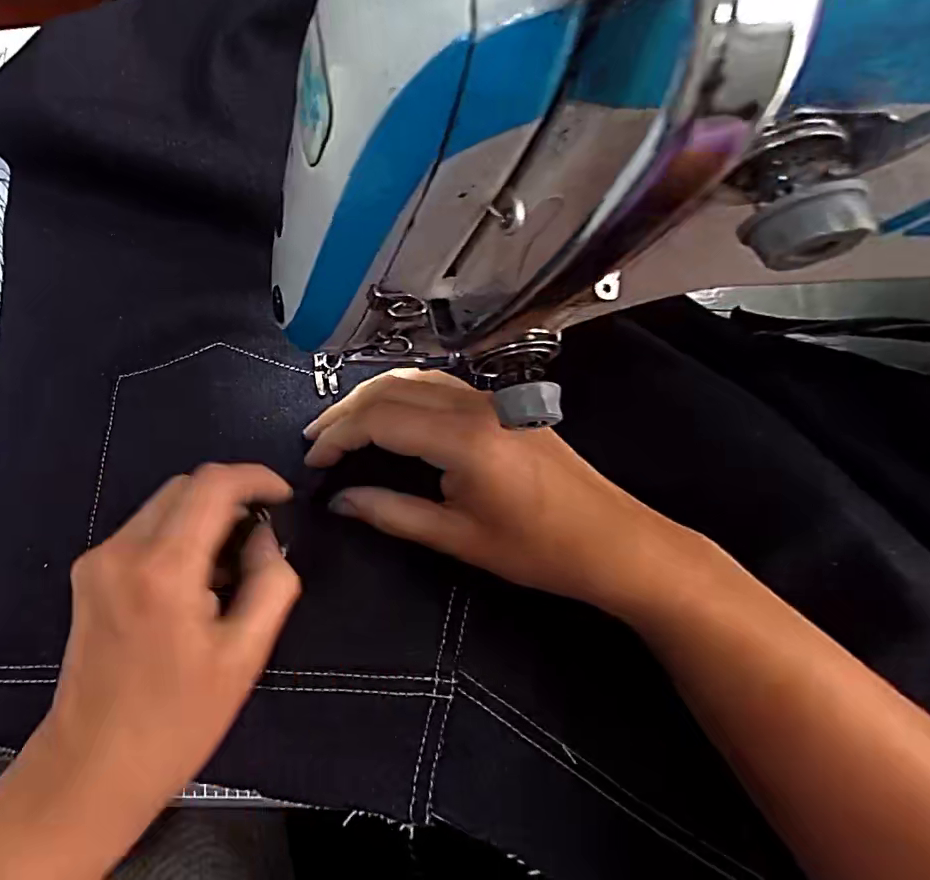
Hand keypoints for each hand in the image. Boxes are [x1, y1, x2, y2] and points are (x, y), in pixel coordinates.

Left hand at [34, 464, 299, 836]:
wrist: (90, 768)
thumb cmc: (176, 720)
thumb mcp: (244, 655)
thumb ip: (271, 581)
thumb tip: (264, 536)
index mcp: (163, 568)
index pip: (213, 484)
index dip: (256, 478)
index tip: (282, 497)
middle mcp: (123, 549)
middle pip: (188, 485)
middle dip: (231, 498)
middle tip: (258, 538)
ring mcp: (99, 559)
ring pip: (165, 503)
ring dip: (204, 516)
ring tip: (228, 565)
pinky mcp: (89, 572)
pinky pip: (144, 528)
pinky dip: (178, 534)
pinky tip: (194, 579)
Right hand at [303, 370, 700, 615]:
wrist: (617, 542)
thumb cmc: (541, 551)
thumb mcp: (459, 540)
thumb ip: (392, 514)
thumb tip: (341, 500)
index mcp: (462, 438)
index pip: (379, 420)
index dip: (338, 437)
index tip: (312, 462)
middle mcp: (473, 405)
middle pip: (390, 390)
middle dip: (345, 412)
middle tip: (315, 440)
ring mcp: (490, 399)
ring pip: (413, 379)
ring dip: (371, 397)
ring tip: (341, 426)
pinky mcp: (501, 404)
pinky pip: (437, 385)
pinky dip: (401, 394)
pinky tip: (389, 414)